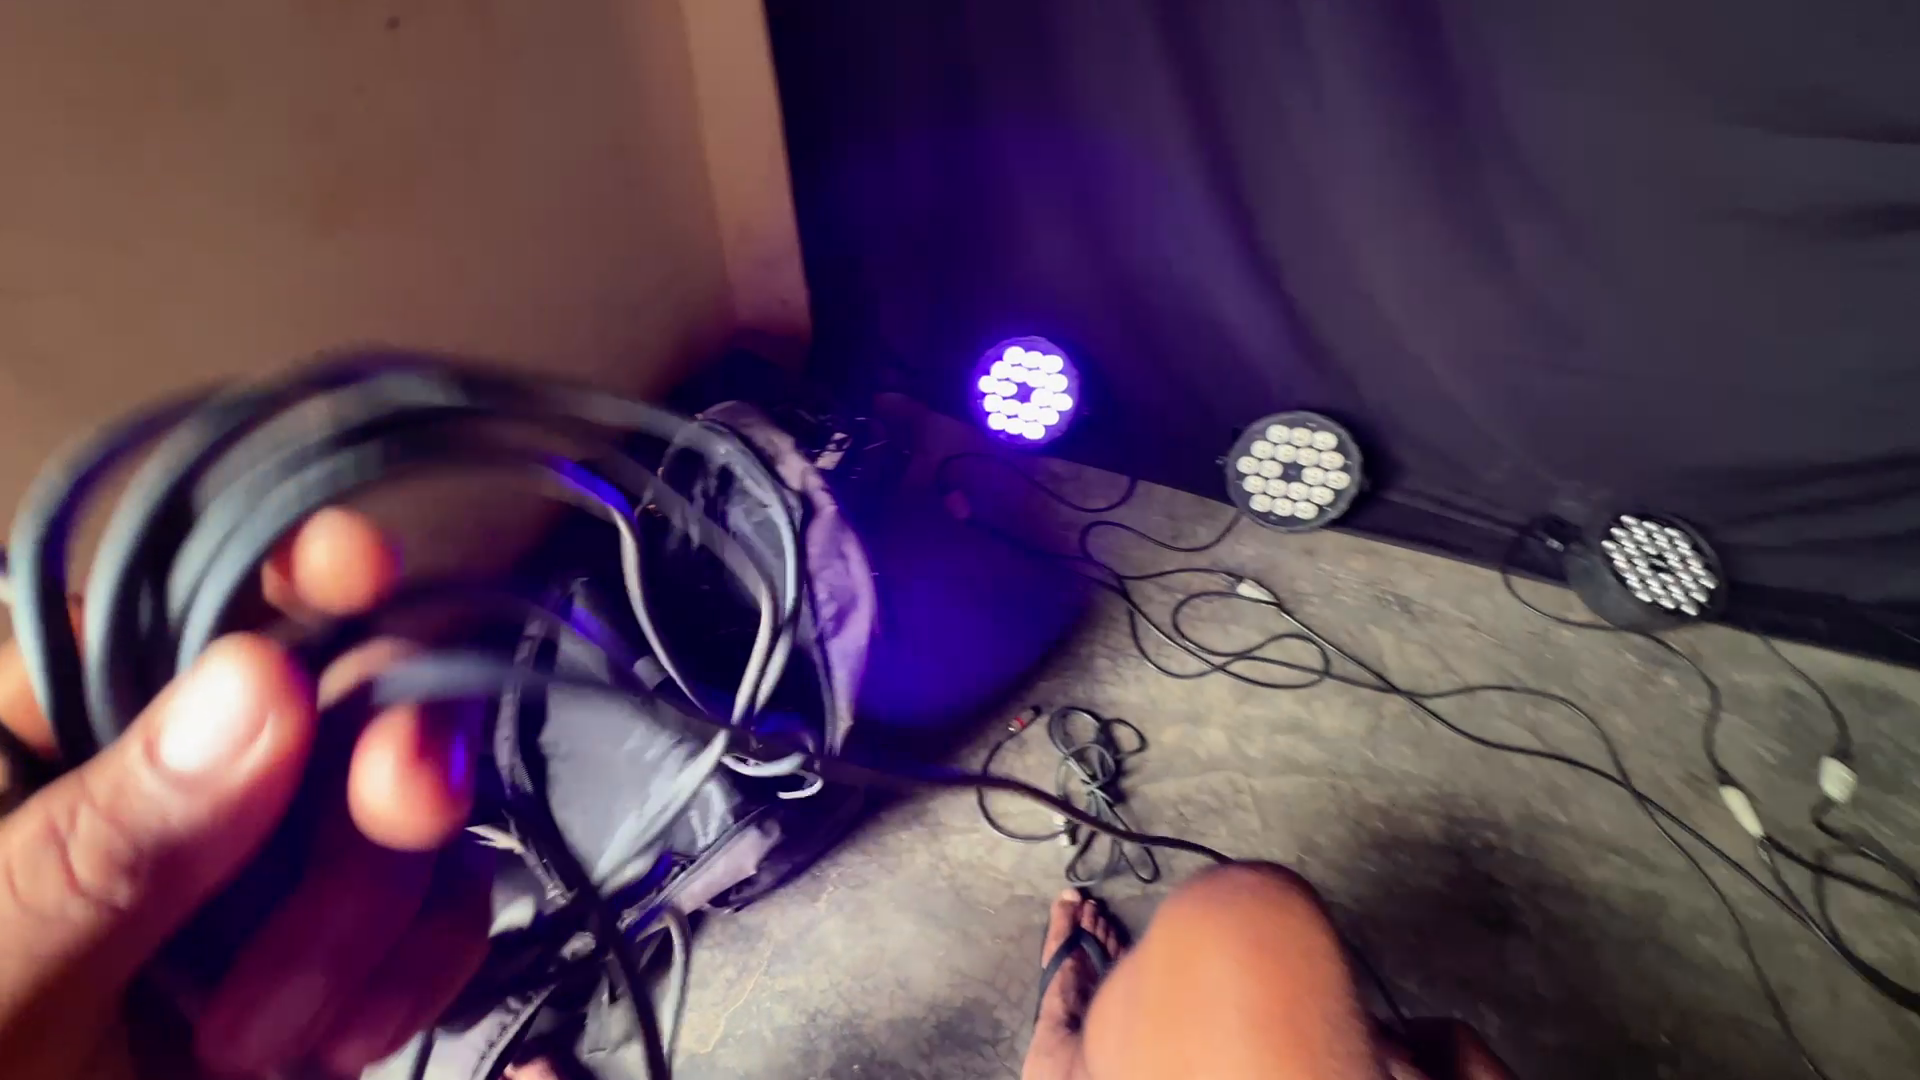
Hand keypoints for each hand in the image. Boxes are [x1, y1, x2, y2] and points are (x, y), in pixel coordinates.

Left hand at [0, 509, 490, 1077]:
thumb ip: (103, 848)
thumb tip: (261, 672)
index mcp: (45, 765)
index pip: (162, 619)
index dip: (277, 575)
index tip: (361, 565)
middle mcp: (195, 793)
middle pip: (346, 702)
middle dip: (383, 761)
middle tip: (407, 809)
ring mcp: (293, 864)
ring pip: (421, 800)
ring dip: (378, 911)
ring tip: (271, 1041)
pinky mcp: (376, 934)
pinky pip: (460, 893)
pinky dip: (426, 961)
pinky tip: (348, 1039)